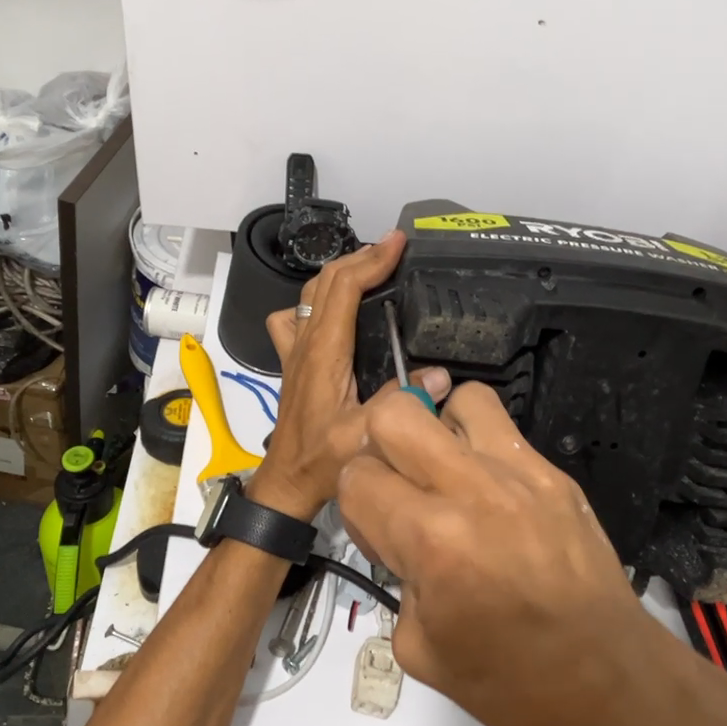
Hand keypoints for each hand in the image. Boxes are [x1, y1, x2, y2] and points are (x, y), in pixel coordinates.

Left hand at [247, 231, 451, 520]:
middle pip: (326, 281)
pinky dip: (316, 300)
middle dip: (361, 256)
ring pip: (310, 293)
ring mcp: (296, 351)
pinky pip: (297, 316)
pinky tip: (334, 310)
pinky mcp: (294, 362)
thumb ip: (399, 402)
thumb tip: (440, 375)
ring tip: (370, 268)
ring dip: (339, 273)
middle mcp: (306, 343)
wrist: (286, 482)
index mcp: (324, 351)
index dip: (372, 260)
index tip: (399, 242)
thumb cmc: (322, 461)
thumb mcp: (365, 436)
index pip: (344, 288)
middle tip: (394, 247)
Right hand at [336, 382, 672, 725]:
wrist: (607, 682)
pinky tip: (492, 491)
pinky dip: (483, 446)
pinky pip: (505, 428)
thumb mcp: (418, 646)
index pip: (358, 477)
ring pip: (460, 398)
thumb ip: (395, 573)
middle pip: (397, 412)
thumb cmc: (509, 683)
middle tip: (399, 484)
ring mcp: (522, 474)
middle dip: (381, 444)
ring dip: (440, 429)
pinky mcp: (556, 474)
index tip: (378, 529)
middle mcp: (473, 490)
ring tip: (449, 472)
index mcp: (432, 541)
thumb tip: (398, 535)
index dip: (357, 504)